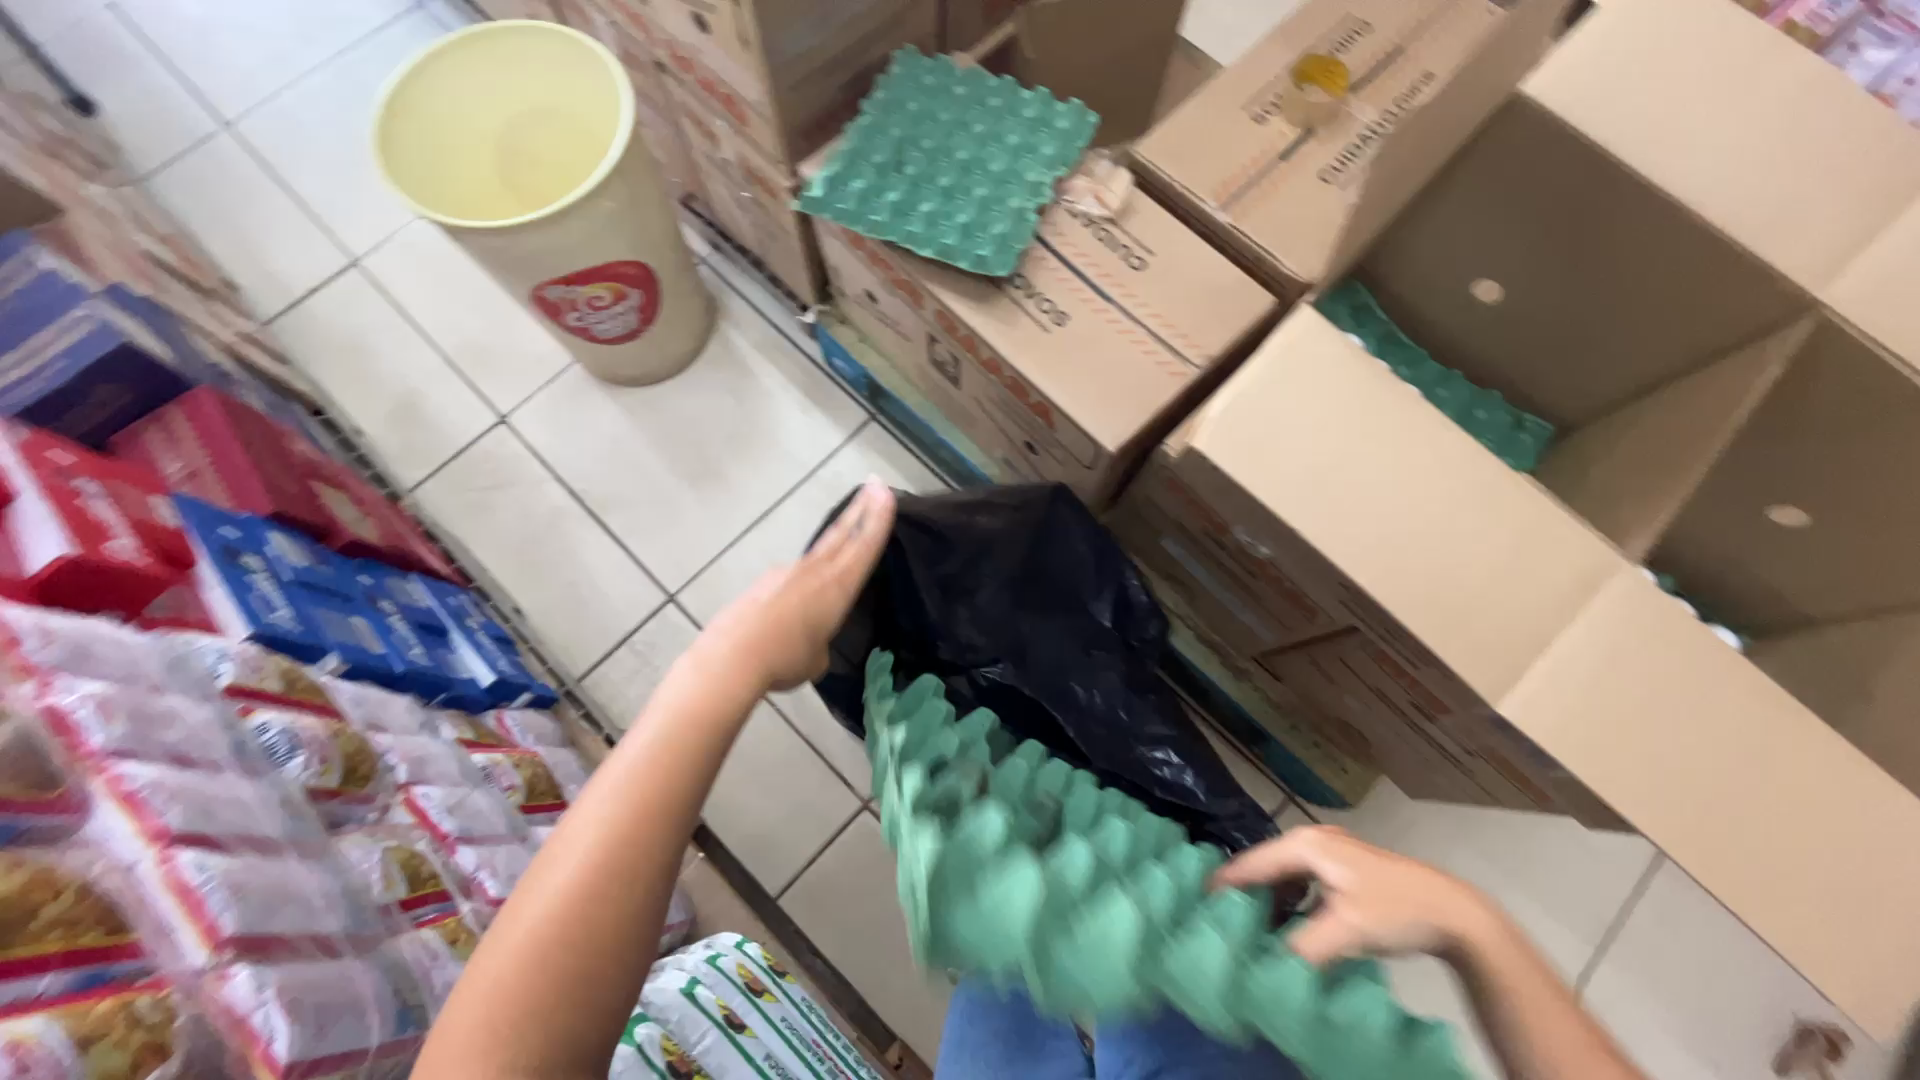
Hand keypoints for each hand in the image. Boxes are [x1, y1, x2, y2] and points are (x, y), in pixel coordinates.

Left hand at [698, 479, 896, 691]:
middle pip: (841, 534)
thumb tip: (809, 641)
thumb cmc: (786, 658)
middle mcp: (813, 572)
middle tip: (873, 484)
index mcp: (837, 586)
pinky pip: (790, 580)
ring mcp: (785, 574)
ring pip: (816, 556)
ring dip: (831, 547)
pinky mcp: (762, 585)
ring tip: (841, 546)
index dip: (878, 518)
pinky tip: (792, 610)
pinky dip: (799, 586)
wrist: (732, 657)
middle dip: (860, 509)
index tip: (885, 490)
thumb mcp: (817, 659)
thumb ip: (820, 643)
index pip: (864, 546)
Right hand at [1212, 825, 1493, 966]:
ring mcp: (1329, 853)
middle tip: (1221, 925)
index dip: (1223, 886)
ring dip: (1268, 902)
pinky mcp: (1343, 869)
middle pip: (1264, 867)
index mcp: (1306, 845)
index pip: (1251, 863)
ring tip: (1250, 931)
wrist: (1456, 914)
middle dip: (1244, 896)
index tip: (1195, 907)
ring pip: (1283, 877)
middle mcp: (1312, 841)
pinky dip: (1289, 903)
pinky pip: (1300, 883)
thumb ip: (1299, 947)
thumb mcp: (1346, 932)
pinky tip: (1286, 926)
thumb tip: (1261, 967)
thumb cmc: (1396, 912)